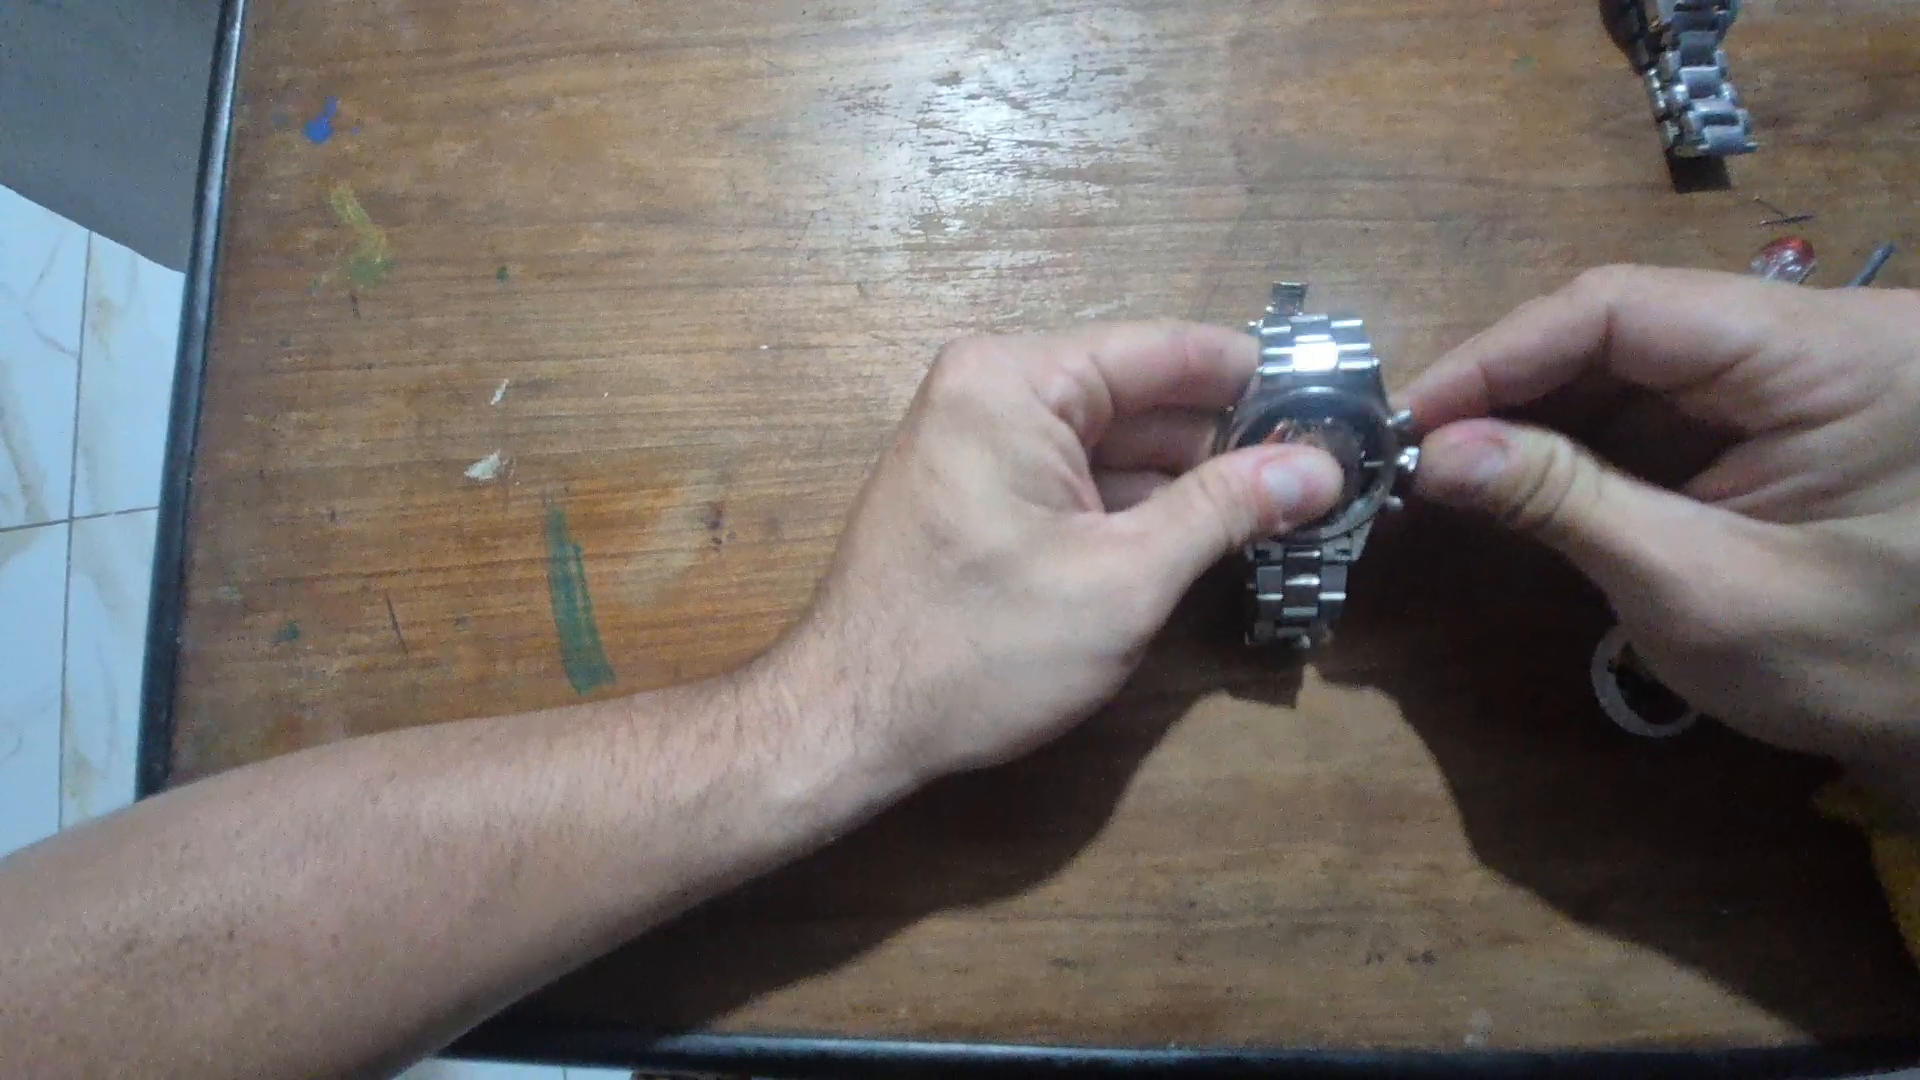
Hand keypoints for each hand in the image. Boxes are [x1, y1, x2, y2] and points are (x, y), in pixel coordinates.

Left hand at [782, 323, 1342, 783]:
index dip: (1254, 378)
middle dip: (1223, 439)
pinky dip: (1130, 506)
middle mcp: (990, 390)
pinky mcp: (975, 490)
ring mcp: (977, 440)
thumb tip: (1319, 467)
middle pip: (1137, 397)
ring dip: (1183, 480)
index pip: (1164, 350)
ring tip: (1281, 508)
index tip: (1333, 404)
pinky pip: (1071, 480)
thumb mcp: (1122, 579)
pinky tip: (1197, 533)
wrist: (854, 717)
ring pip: (1108, 445)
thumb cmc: (980, 649)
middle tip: (1322, 473)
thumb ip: (1224, 510)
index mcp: (1014, 380)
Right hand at [1404, 266, 1919, 789]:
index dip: (1496, 356)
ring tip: (1440, 469)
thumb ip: (1562, 504)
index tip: (1408, 417)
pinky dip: (1552, 444)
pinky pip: (1626, 409)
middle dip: (1496, 390)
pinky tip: (1503, 477)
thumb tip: (1429, 454)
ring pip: (1604, 367)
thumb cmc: (1871, 666)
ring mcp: (1779, 377)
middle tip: (1408, 451)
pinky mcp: (1750, 418)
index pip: (1622, 309)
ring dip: (1514, 418)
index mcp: (1838, 357)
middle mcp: (1810, 340)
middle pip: (1606, 329)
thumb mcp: (1699, 588)